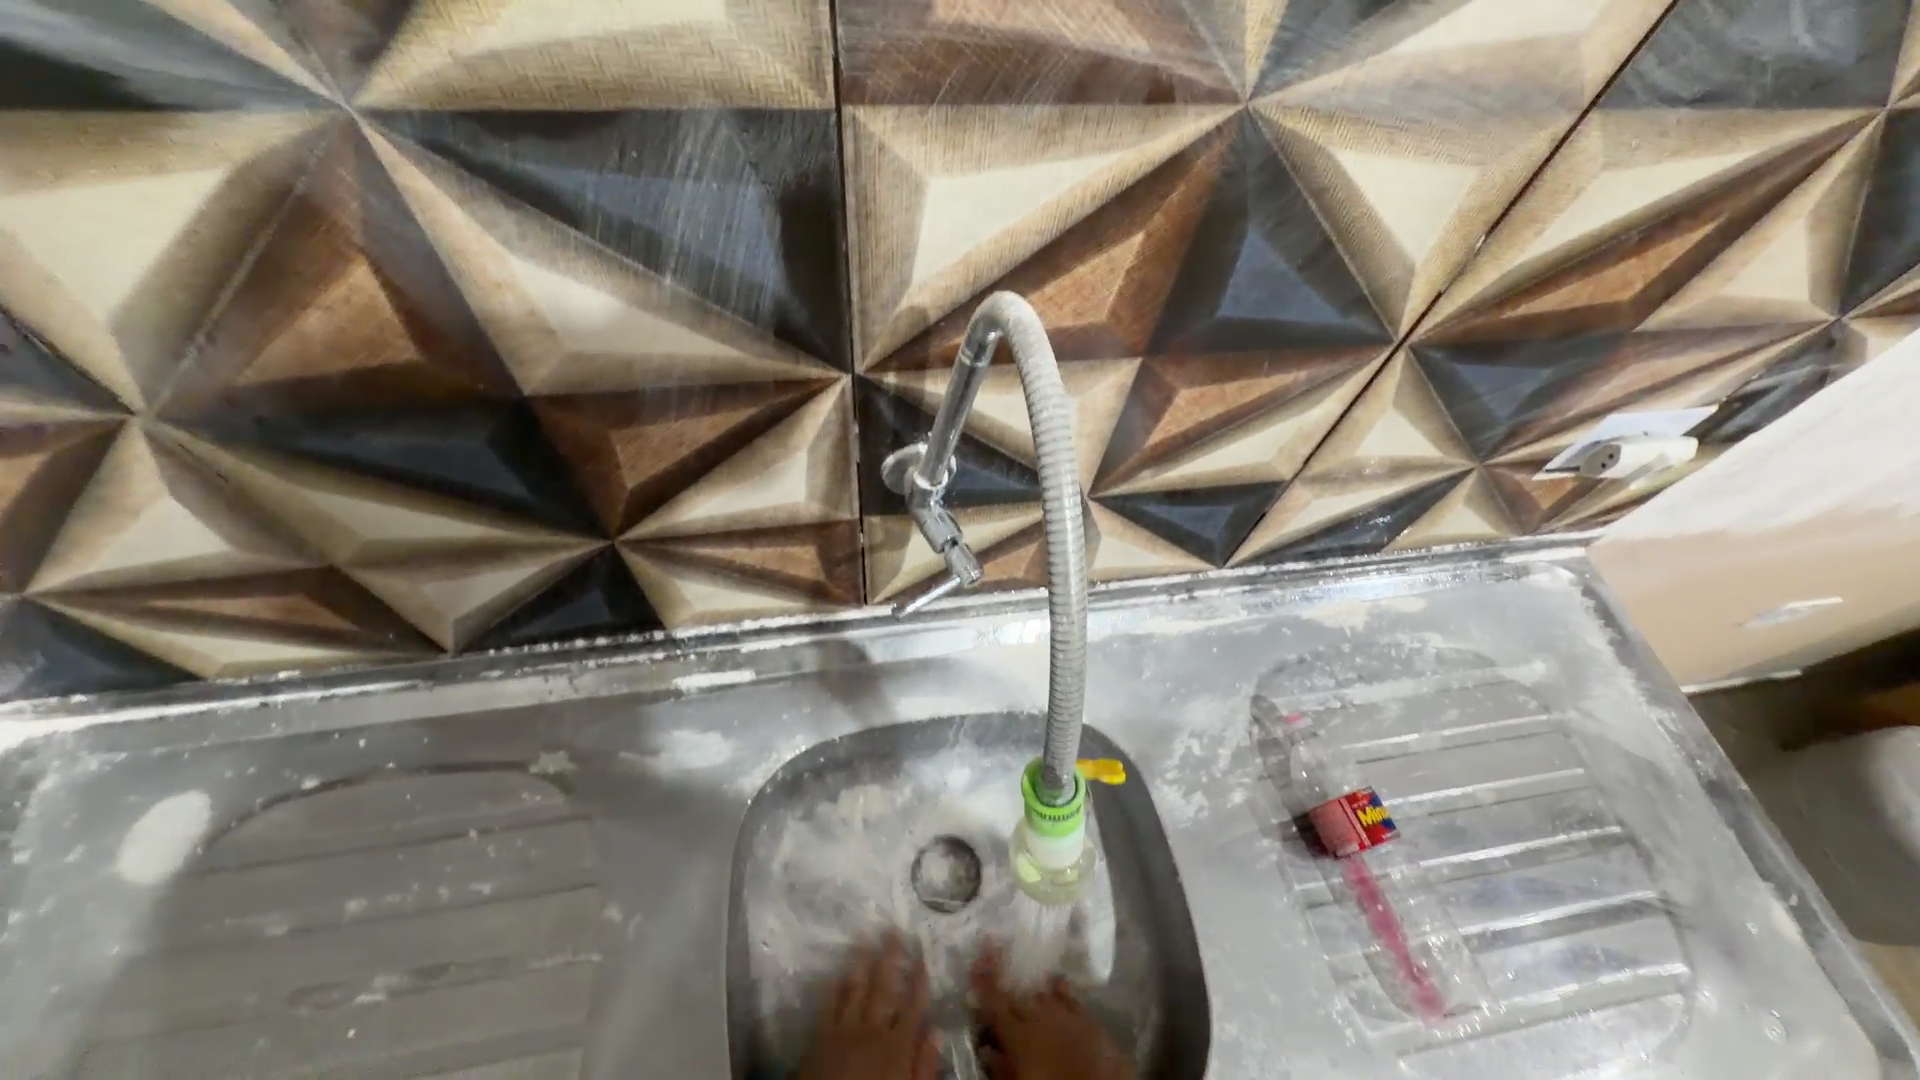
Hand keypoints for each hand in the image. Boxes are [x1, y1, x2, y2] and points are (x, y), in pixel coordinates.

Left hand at [798, 933, 940, 1079]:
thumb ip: (924, 1065)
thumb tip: (937, 1031)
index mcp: (898, 1045)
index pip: (914, 1003)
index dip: (920, 976)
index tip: (923, 950)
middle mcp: (872, 1029)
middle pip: (885, 986)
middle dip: (891, 956)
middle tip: (893, 927)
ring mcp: (844, 1030)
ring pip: (856, 987)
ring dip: (861, 959)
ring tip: (866, 934)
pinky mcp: (821, 1036)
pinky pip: (829, 1003)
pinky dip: (834, 984)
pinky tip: (837, 968)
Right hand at [972, 943, 1133, 1079]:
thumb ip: (1001, 1067)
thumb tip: (986, 1050)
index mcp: (1018, 1034)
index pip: (995, 1001)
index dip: (985, 978)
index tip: (979, 955)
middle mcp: (1039, 1016)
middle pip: (1018, 995)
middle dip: (1008, 985)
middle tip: (1000, 973)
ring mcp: (1065, 1014)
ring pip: (1043, 994)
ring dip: (1033, 994)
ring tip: (1028, 993)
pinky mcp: (1088, 1019)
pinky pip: (1070, 996)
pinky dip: (1061, 989)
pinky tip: (1057, 982)